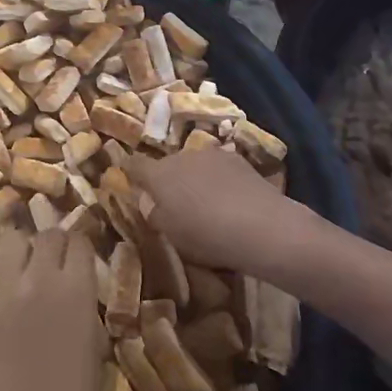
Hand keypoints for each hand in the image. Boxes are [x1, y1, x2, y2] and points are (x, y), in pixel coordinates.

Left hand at [0, 231, 103, 390]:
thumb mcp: (94, 342)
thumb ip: (83, 301)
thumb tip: (74, 280)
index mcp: (77, 290)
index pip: (78, 241)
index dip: (81, 247)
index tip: (80, 258)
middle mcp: (39, 279)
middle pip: (46, 234)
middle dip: (54, 244)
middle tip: (55, 263)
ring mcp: (3, 291)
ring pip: (11, 240)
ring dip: (23, 249)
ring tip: (27, 269)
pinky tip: (6, 289)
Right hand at [129, 149, 327, 275]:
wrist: (261, 226)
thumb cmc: (206, 235)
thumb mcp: (171, 234)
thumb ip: (155, 214)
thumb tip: (150, 202)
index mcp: (159, 174)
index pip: (135, 165)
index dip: (130, 171)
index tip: (130, 180)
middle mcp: (182, 156)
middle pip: (167, 164)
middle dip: (168, 179)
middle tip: (174, 203)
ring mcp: (212, 154)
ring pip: (194, 164)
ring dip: (194, 178)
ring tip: (206, 202)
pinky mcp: (239, 160)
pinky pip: (218, 168)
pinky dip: (218, 180)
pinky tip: (229, 199)